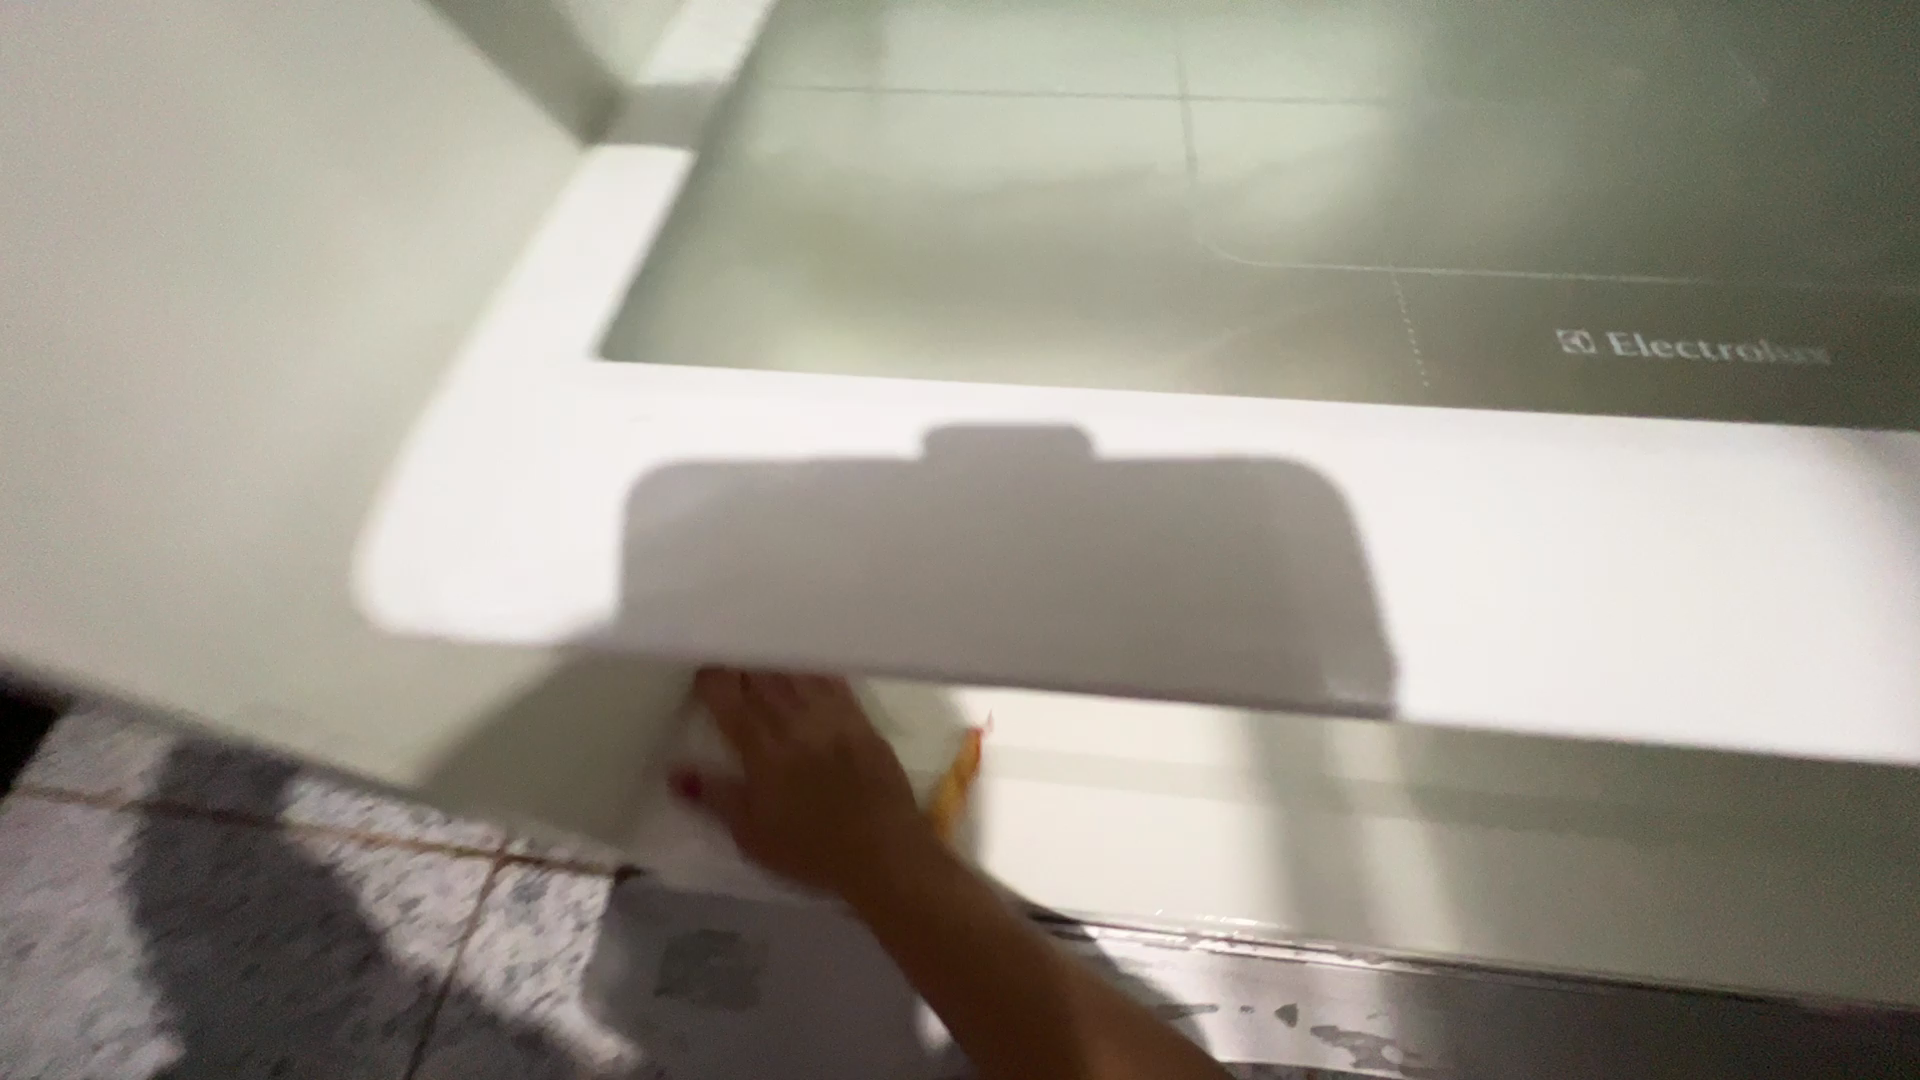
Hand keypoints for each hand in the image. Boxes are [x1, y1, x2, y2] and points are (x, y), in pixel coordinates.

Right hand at [673, 668, 938, 898]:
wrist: (883, 848)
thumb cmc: (811, 850)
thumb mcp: (752, 836)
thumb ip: (715, 798)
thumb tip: (675, 772)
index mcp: (763, 751)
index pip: (729, 700)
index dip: (712, 678)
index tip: (703, 668)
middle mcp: (795, 722)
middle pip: (763, 677)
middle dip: (743, 662)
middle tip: (730, 654)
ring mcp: (832, 716)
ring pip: (797, 673)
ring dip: (776, 660)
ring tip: (762, 654)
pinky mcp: (861, 718)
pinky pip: (833, 681)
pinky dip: (814, 669)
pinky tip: (807, 662)